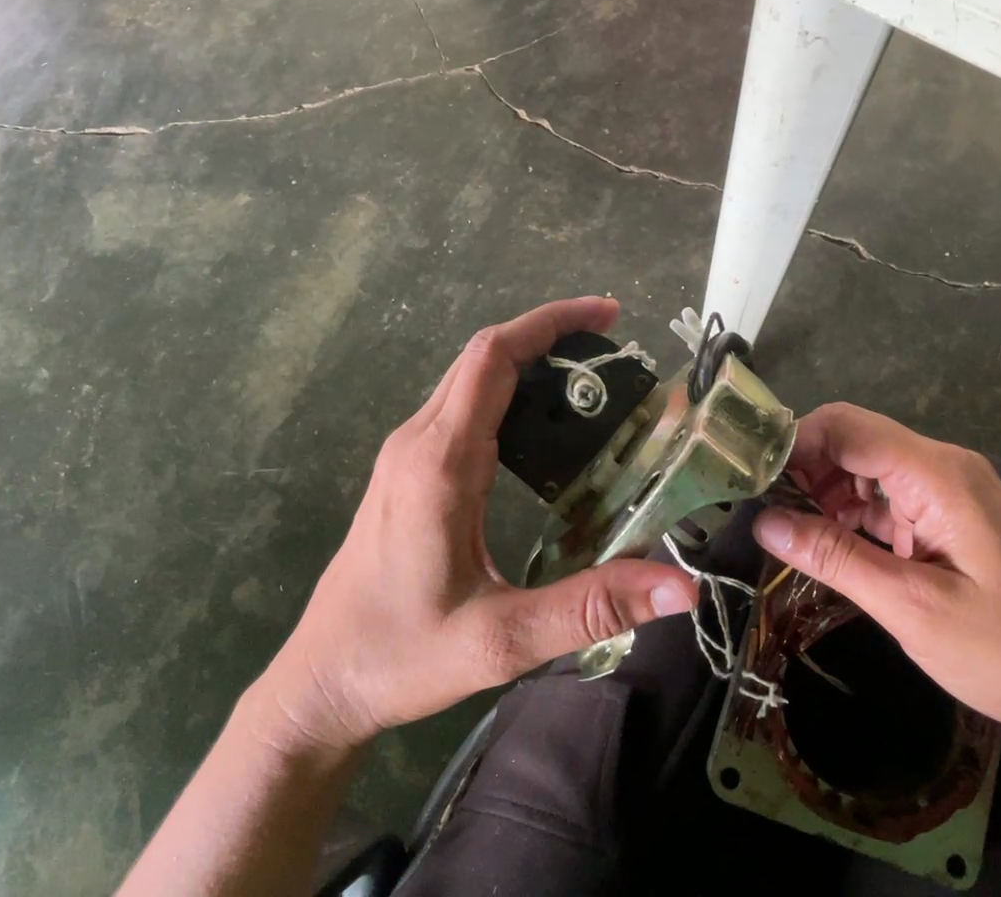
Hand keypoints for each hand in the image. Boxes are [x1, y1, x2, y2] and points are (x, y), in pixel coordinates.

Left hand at [256, 297, 696, 751]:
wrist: (319, 684)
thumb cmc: (399, 658)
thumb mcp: (501, 641)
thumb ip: (590, 609)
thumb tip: (681, 588)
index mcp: (437, 463)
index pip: (492, 358)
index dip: (550, 324)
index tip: (610, 316)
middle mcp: (417, 444)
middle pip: (484, 358)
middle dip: (551, 339)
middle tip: (621, 358)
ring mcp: (406, 458)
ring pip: (471, 383)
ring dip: (531, 369)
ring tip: (598, 390)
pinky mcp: (406, 477)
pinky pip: (462, 413)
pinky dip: (511, 401)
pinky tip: (548, 436)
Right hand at [754, 403, 1000, 745]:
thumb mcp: (912, 607)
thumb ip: (835, 557)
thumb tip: (763, 521)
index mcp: (938, 474)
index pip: (846, 427)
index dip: (791, 443)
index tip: (744, 480)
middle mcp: (942, 468)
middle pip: (853, 442)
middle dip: (801, 469)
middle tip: (756, 513)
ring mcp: (948, 494)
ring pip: (865, 471)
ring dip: (821, 496)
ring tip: (781, 534)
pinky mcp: (949, 522)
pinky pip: (886, 502)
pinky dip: (850, 518)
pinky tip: (823, 546)